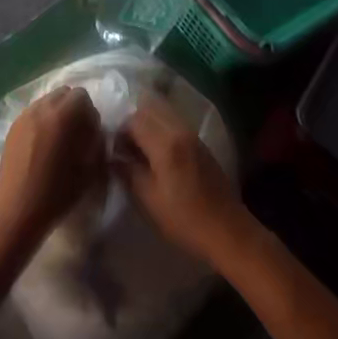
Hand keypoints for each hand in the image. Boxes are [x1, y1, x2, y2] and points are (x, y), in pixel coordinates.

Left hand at [0, 86, 105, 241]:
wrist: (16, 211)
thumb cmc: (58, 191)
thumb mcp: (90, 167)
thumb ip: (96, 139)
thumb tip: (93, 128)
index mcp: (63, 114)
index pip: (82, 95)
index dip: (89, 112)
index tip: (90, 133)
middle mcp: (41, 108)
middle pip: (63, 93)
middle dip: (73, 108)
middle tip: (76, 134)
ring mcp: (23, 117)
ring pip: (46, 102)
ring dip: (56, 114)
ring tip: (58, 141)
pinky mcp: (11, 129)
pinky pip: (33, 114)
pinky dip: (42, 122)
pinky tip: (42, 146)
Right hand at [114, 92, 248, 266]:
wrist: (226, 229)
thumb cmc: (183, 219)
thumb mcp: (148, 199)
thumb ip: (128, 172)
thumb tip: (112, 157)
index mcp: (166, 143)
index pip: (134, 120)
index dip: (119, 132)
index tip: (113, 151)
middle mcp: (180, 130)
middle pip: (150, 109)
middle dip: (132, 123)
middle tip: (124, 148)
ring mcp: (194, 134)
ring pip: (164, 113)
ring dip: (148, 124)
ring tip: (139, 151)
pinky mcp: (201, 143)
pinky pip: (175, 124)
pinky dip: (161, 129)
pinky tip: (156, 154)